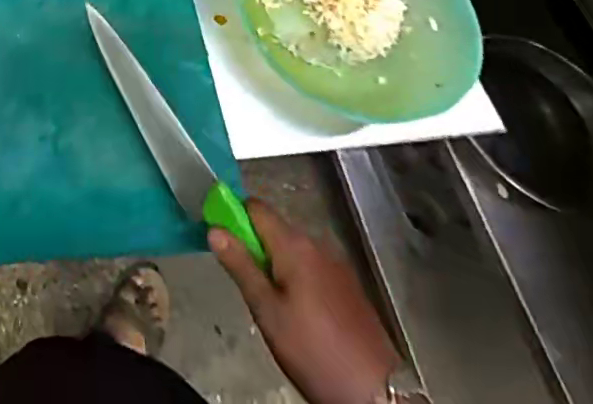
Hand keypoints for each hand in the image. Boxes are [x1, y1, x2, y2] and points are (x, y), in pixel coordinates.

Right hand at [210, 199, 399, 403]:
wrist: (377, 393)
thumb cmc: (313, 351)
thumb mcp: (267, 312)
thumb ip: (240, 266)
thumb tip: (214, 229)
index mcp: (294, 245)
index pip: (255, 207)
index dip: (233, 214)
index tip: (219, 236)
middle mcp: (317, 244)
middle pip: (274, 228)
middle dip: (253, 245)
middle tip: (244, 283)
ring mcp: (336, 264)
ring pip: (292, 249)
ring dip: (274, 263)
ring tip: (269, 304)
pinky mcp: (348, 285)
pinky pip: (311, 266)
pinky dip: (296, 277)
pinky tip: (298, 313)